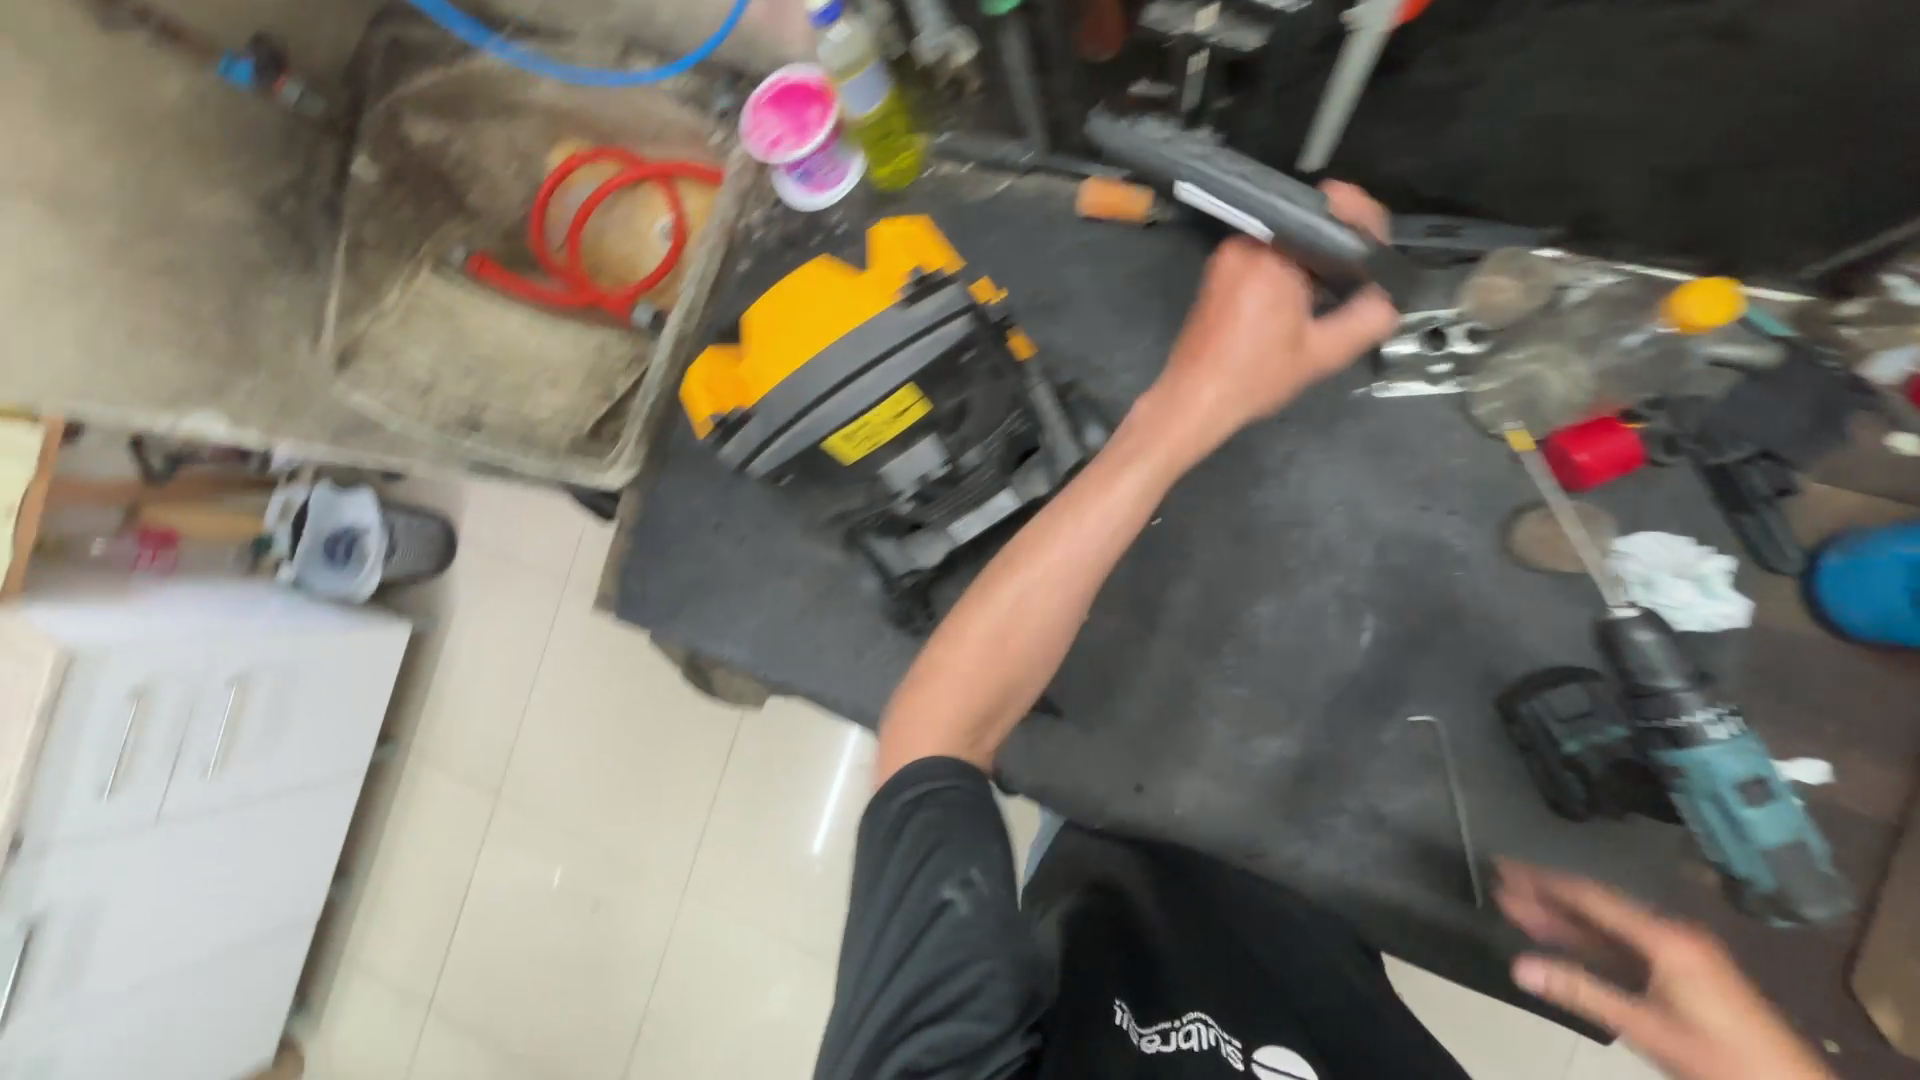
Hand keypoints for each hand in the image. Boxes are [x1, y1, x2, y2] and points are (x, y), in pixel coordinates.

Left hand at [1135, 180, 1399, 462]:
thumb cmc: (1249, 379)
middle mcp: (1245, 245)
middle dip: (1336, 252)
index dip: (1363, 223)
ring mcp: (1227, 259)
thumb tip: (1390, 299)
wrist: (1194, 401)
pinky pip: (1263, 259)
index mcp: (1271, 255)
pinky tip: (1296, 305)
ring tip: (1328, 297)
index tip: (1376, 247)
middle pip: (1309, 227)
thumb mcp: (1321, 353)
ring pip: (1287, 245)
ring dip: (1310, 266)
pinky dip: (1285, 275)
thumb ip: (1367, 318)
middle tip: (1357, 280)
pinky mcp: (1218, 275)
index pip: (1331, 209)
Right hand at [1496, 861, 1834, 1079]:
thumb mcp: (1648, 1029)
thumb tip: (1518, 966)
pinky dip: (1588, 940)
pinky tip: (1561, 940)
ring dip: (1564, 918)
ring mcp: (1680, 954)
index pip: (1591, 898)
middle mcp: (1671, 935)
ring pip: (1609, 928)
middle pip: (1598, 907)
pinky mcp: (1683, 974)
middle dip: (1547, 896)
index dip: (1543, 881)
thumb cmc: (1723, 1060)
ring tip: (1517, 906)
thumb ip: (1583, 993)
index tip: (1504, 867)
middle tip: (1501, 882)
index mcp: (1665, 938)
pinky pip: (1624, 946)